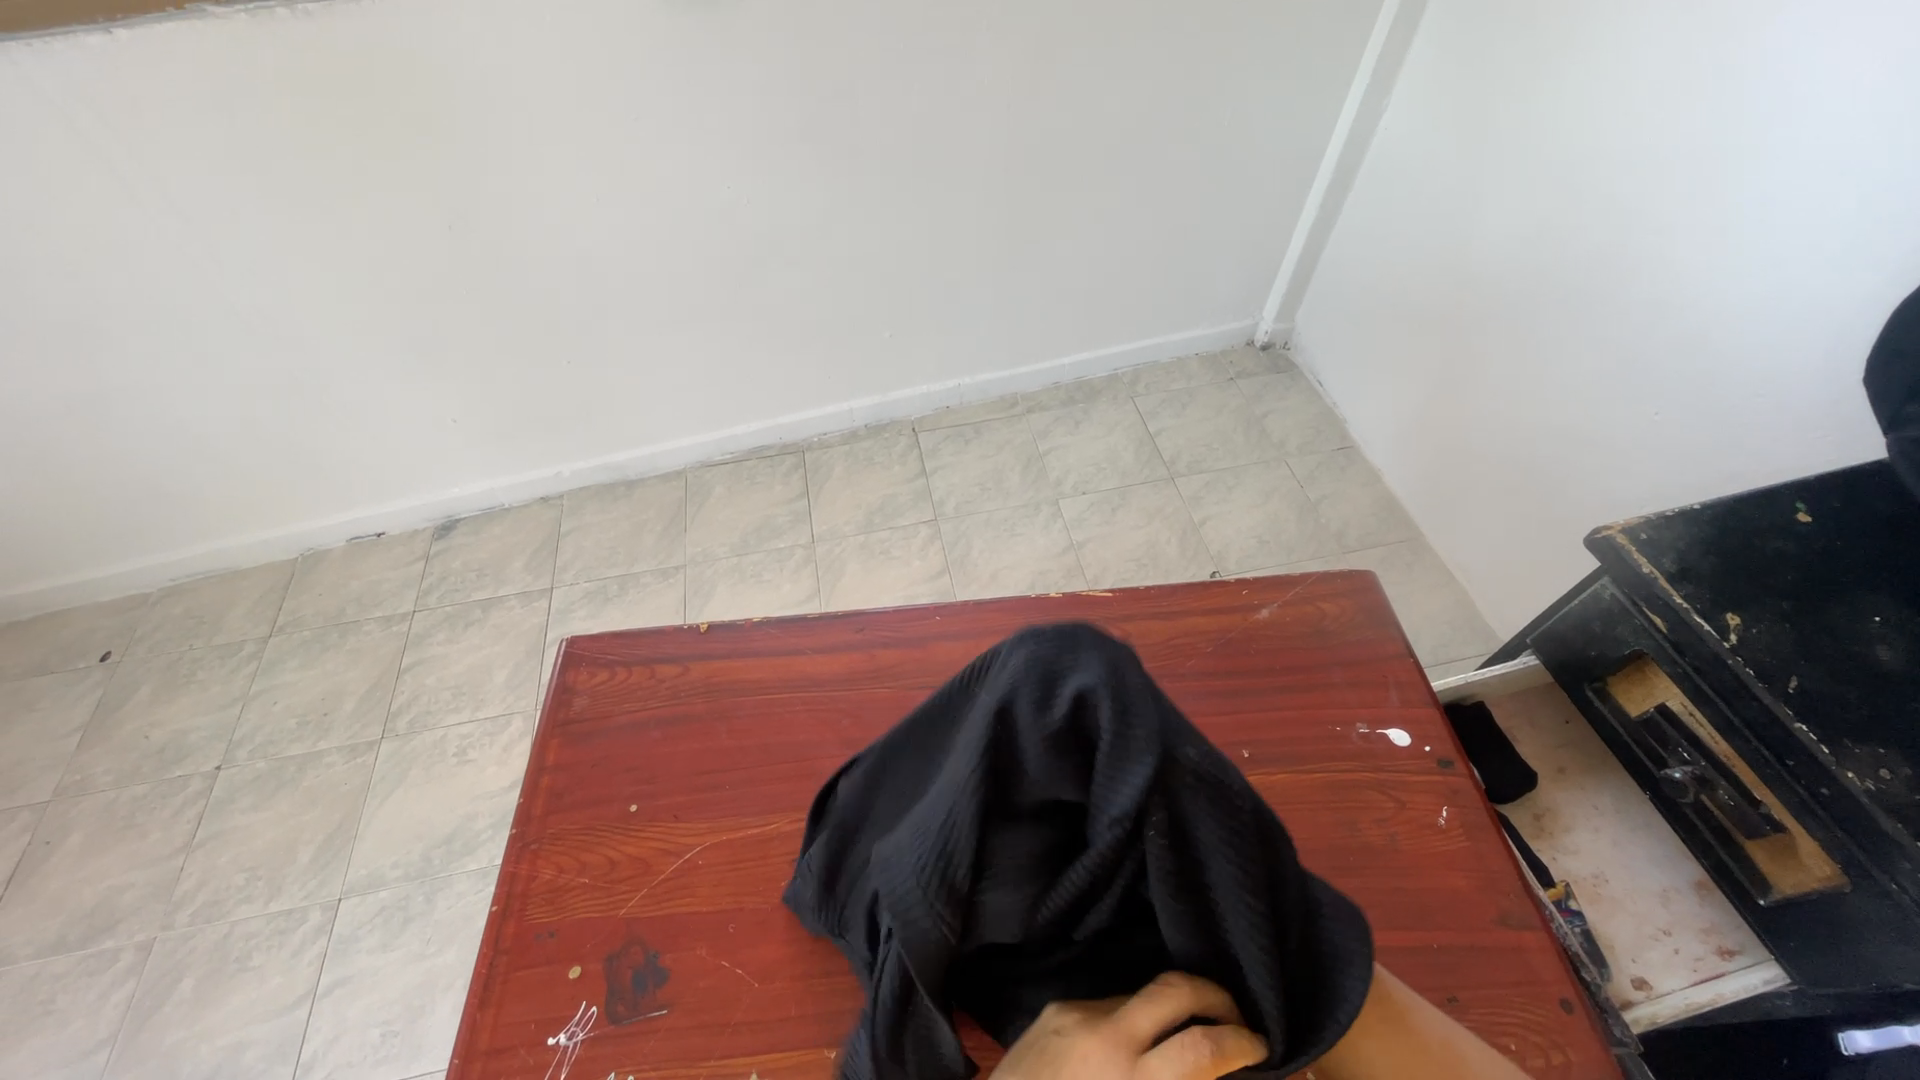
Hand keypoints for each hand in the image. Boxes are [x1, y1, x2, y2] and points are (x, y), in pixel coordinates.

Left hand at [996, 972, 1269, 1079]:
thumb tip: (1213, 1070)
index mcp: (1128, 1078)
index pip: (1200, 1047)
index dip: (1241, 1043)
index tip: (1259, 1047)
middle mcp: (1104, 1034)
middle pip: (1175, 988)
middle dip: (1216, 996)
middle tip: (1236, 1017)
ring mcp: (1077, 1012)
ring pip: (1141, 993)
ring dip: (1171, 1010)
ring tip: (1186, 1033)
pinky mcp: (1056, 1006)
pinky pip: (1108, 1004)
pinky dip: (1131, 1020)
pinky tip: (1132, 1045)